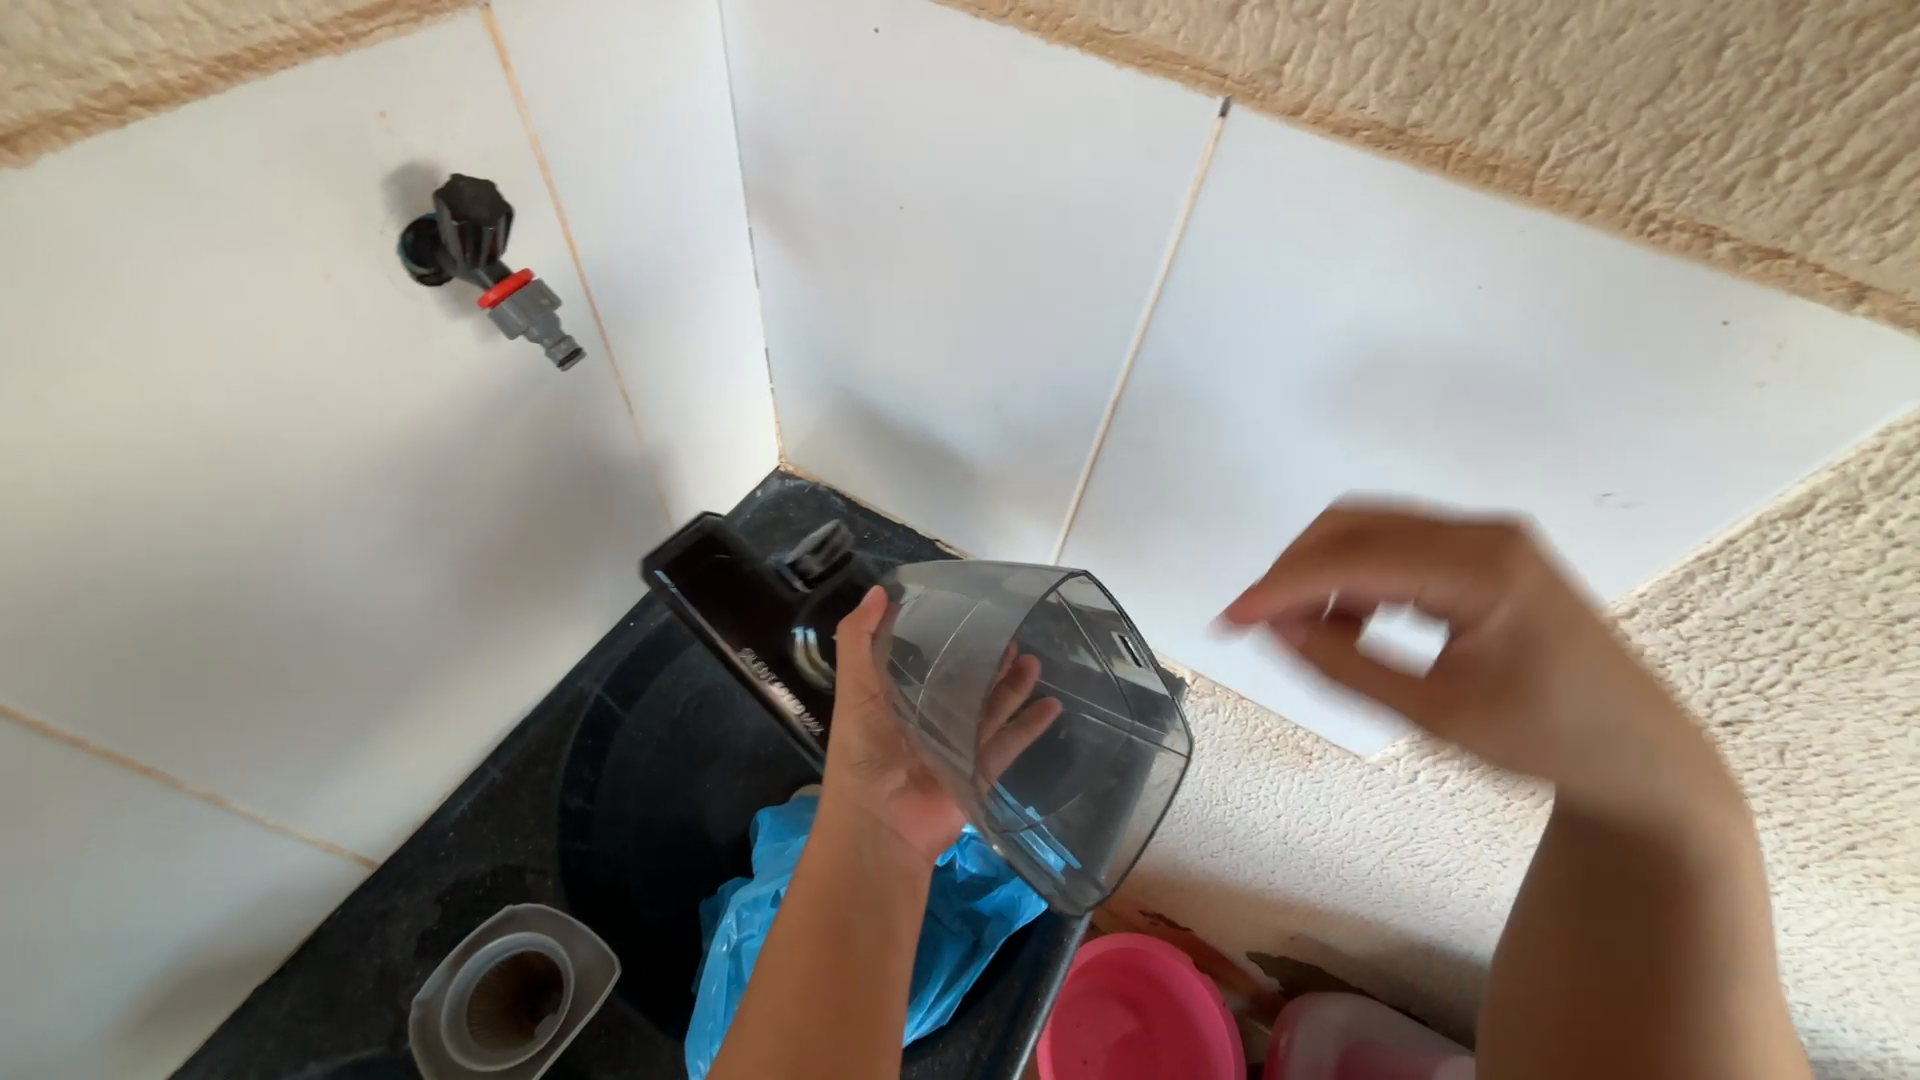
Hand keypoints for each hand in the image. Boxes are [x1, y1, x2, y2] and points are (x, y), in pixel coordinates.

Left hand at [822, 586, 1060, 867]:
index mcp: (893, 700)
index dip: (941, 636)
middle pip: (962, 684)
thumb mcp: (855, 688)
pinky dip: (1030, 726)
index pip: (921, 660)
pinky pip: (1009, 744)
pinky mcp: (978, 773)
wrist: (882, 825)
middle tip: (1011, 632)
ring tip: (1034, 659)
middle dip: (985, 660)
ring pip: (989, 710)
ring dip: (1012, 686)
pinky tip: (1052, 705)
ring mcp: (954, 747)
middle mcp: (925, 720)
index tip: (965, 610)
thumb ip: (860, 639)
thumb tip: (878, 591)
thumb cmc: (864, 751)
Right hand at [1220, 504, 1712, 813]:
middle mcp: (1484, 533)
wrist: (1642, 755)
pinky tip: (1352, 623)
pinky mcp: (1484, 553)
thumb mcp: (1432, 714)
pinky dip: (1354, 578)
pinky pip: (1394, 546)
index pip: (1351, 561)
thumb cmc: (1548, 742)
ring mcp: (1487, 538)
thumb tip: (1273, 626)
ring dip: (1321, 573)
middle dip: (1293, 572)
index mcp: (1482, 570)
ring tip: (1306, 632)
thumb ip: (1343, 665)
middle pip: (1352, 526)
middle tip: (1258, 625)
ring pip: (1367, 530)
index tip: (1227, 620)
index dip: (1279, 587)